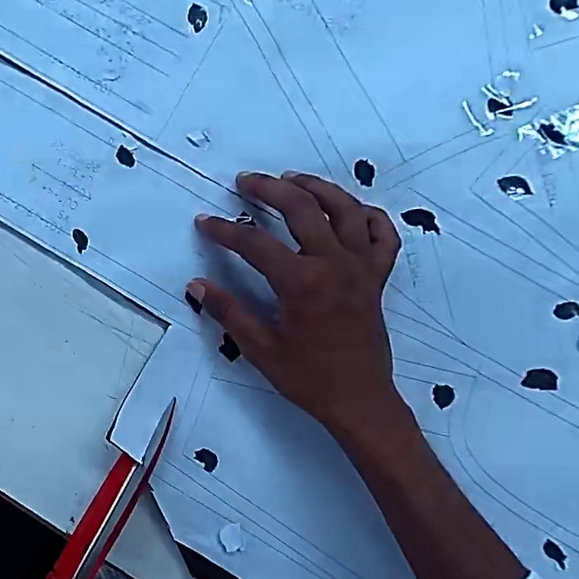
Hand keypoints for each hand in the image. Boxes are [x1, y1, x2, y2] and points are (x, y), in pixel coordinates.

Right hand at [190, 171, 410, 443]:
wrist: (359, 399)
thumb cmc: (307, 377)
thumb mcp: (259, 348)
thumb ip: (228, 311)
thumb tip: (197, 285)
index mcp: (301, 282)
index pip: (256, 243)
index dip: (225, 231)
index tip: (205, 223)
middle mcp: (334, 264)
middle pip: (302, 208)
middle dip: (269, 190)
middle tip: (246, 181)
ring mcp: (362, 267)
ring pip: (345, 209)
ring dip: (317, 188)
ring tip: (293, 179)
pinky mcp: (378, 277)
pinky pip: (381, 234)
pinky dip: (367, 216)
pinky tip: (350, 210)